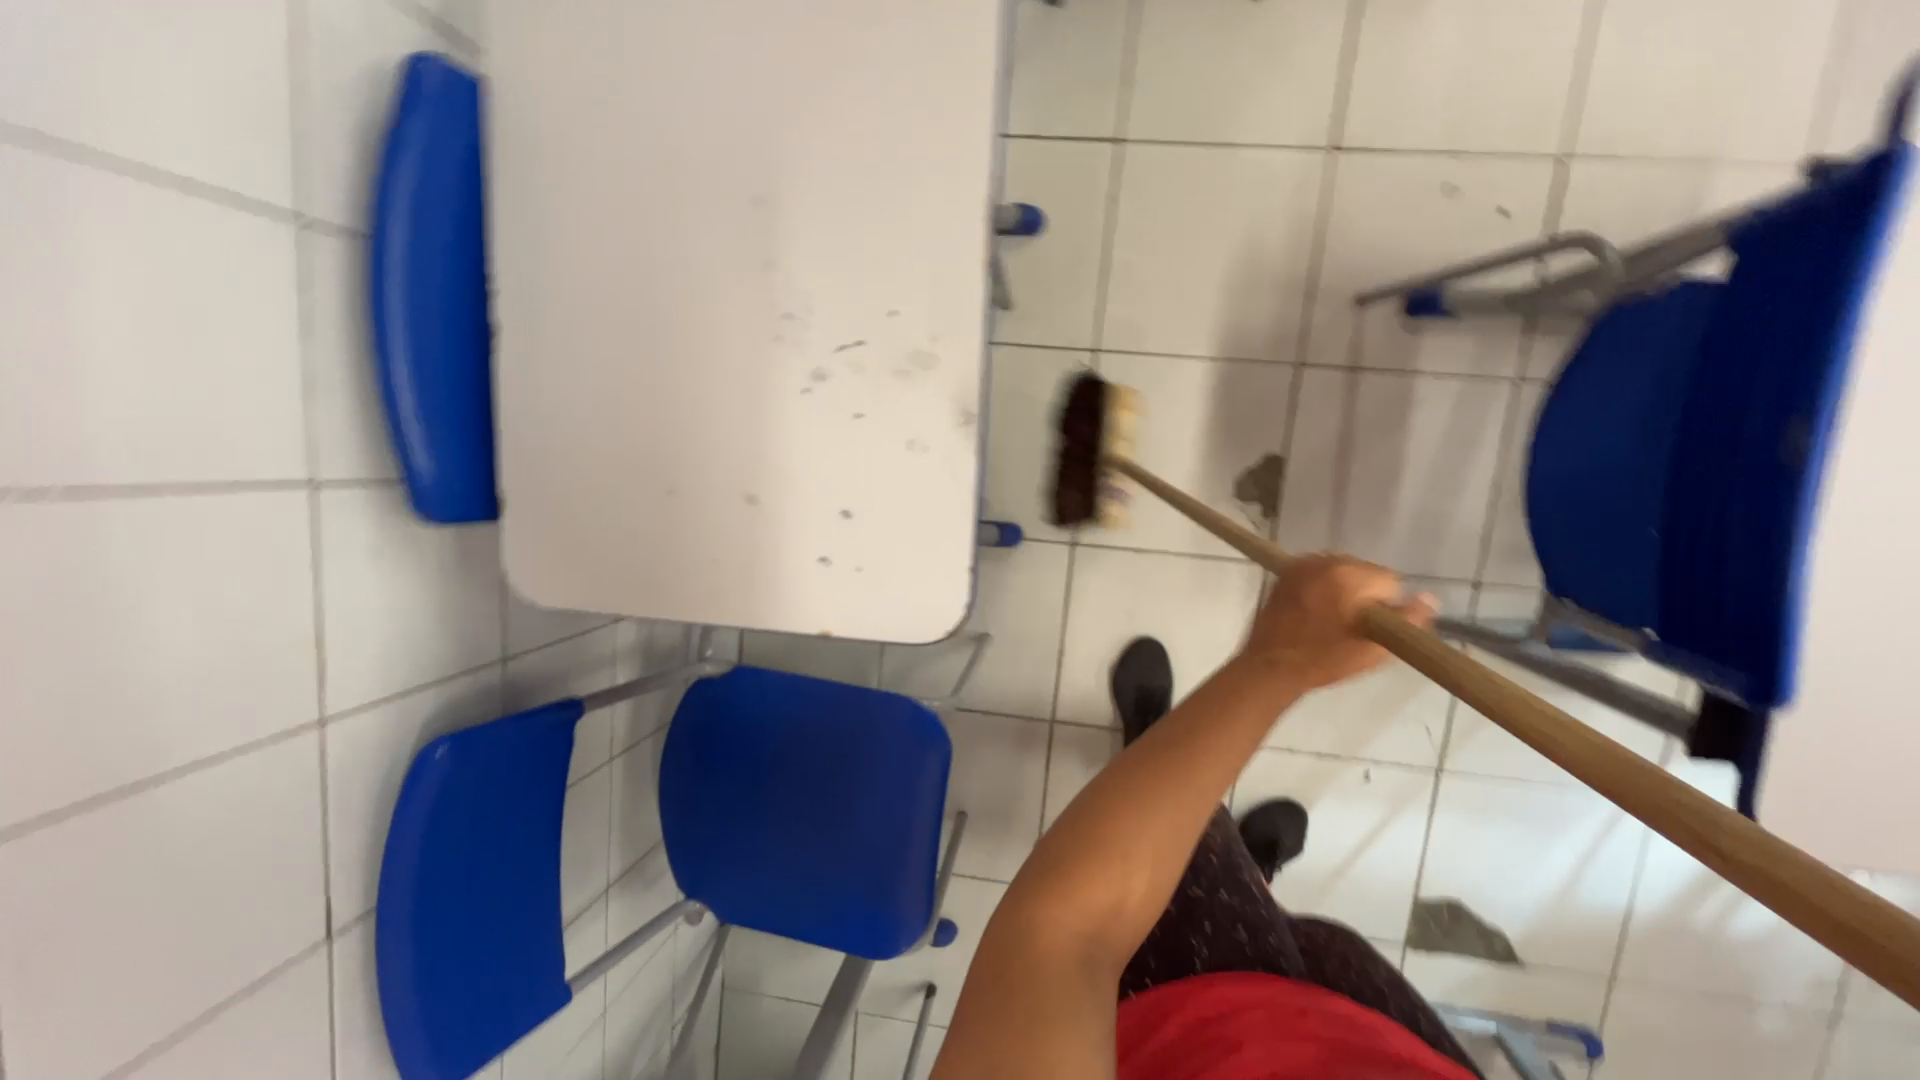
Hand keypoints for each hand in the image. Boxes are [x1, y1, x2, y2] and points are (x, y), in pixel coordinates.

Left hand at [1237, 554, 1435, 692]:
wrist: (1270, 666)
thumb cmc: (1324, 660)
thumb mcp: (1373, 648)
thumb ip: (1408, 620)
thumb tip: (1430, 599)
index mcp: (1348, 573)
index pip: (1390, 581)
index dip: (1387, 607)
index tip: (1371, 629)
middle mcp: (1323, 560)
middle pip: (1364, 572)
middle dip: (1365, 594)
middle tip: (1351, 627)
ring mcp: (1300, 565)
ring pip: (1340, 571)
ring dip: (1343, 589)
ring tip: (1331, 622)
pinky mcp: (1284, 575)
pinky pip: (1316, 575)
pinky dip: (1321, 587)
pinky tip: (1314, 612)